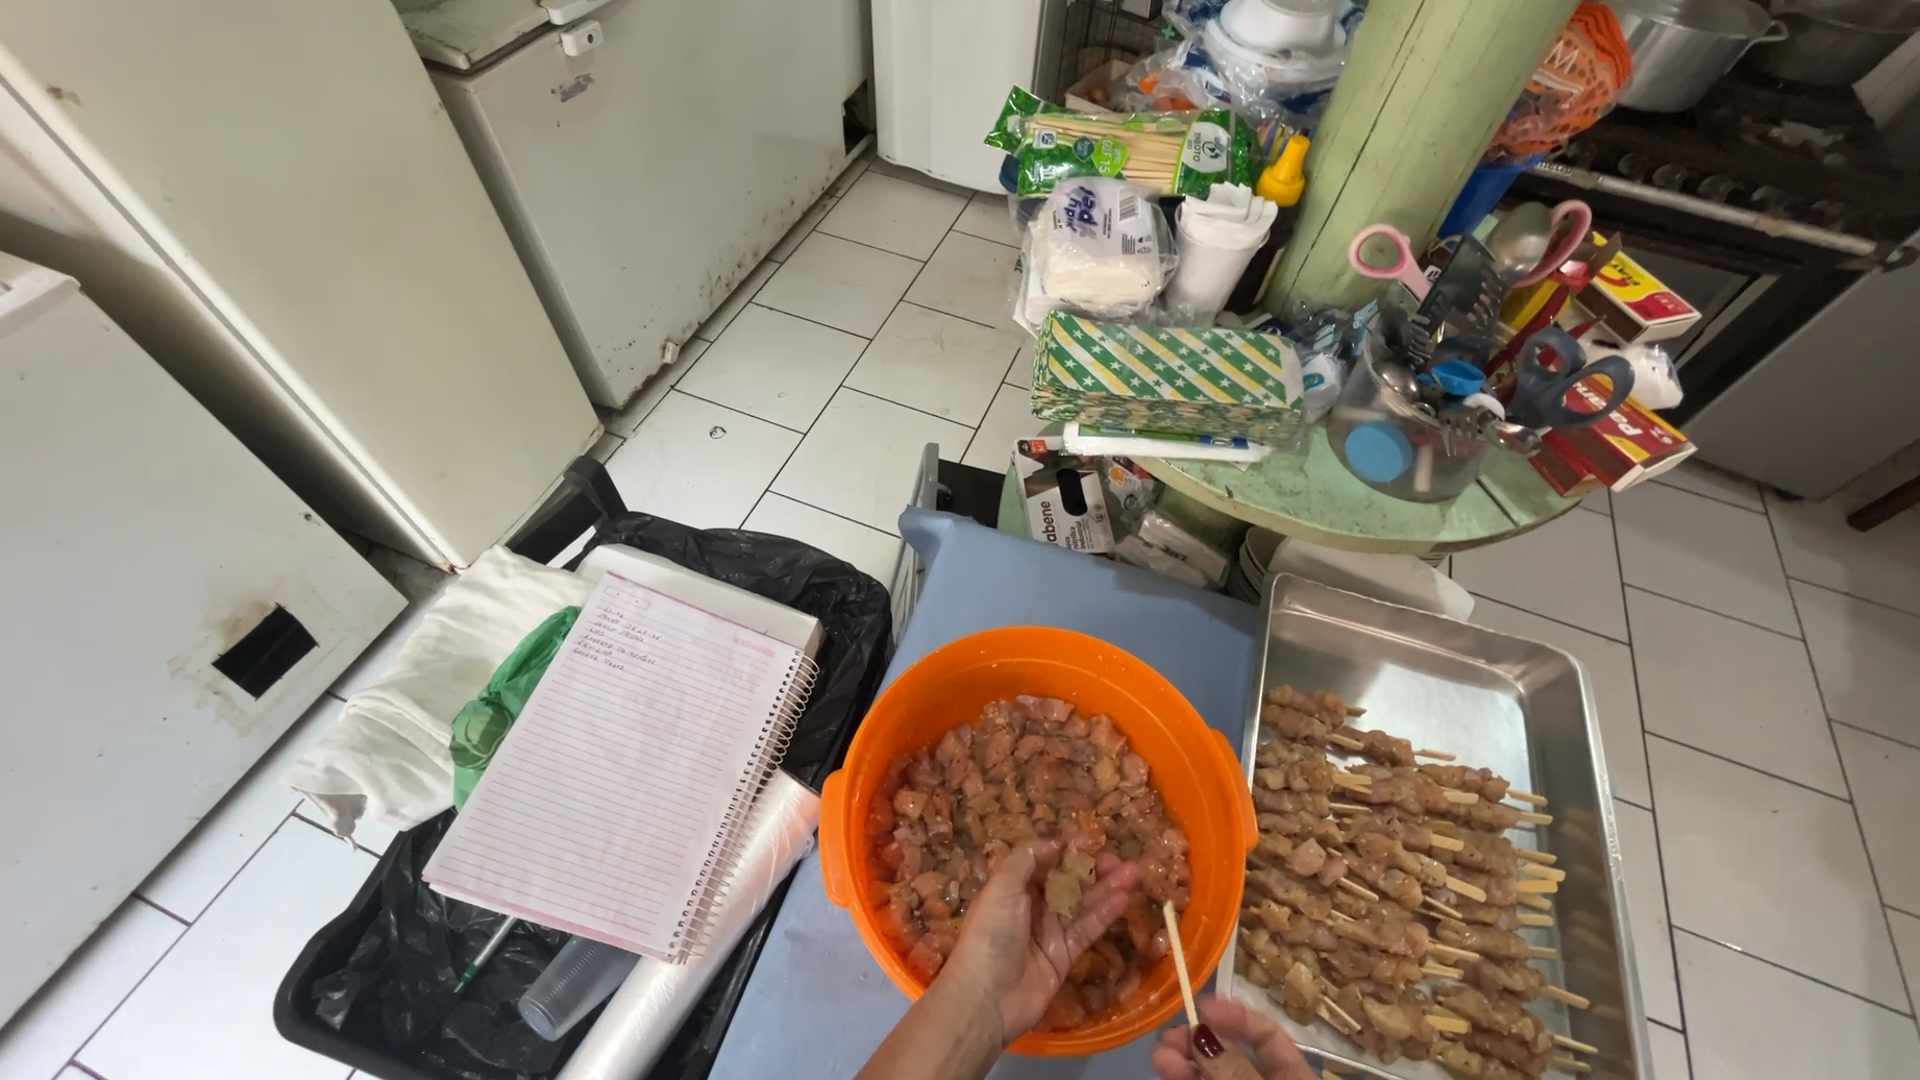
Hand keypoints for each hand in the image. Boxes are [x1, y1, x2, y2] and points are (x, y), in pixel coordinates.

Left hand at [933, 838, 1140, 1046]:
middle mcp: (1032, 904)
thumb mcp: (1002, 885)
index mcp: (1013, 884)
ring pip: (1082, 903)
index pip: (1044, 859)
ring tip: (1133, 872)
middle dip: (1091, 868)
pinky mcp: (1064, 955)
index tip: (1092, 840)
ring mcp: (1049, 931)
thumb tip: (1054, 842)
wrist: (987, 998)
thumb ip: (1027, 858)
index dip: (1066, 848)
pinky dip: (1105, 913)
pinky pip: (1087, 929)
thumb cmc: (991, 933)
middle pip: (1067, 880)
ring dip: (1106, 887)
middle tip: (1118, 859)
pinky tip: (1123, 898)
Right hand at [1153, 995, 1317, 1079]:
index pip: (1268, 1034)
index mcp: (1295, 1077)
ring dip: (1184, 1061)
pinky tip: (1167, 1073)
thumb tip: (1199, 1030)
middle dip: (1200, 1040)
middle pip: (1232, 1053)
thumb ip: (1234, 1070)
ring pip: (1212, 1074)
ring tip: (1160, 1056)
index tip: (1202, 1007)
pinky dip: (1183, 1079)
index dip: (1235, 1016)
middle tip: (1170, 1036)